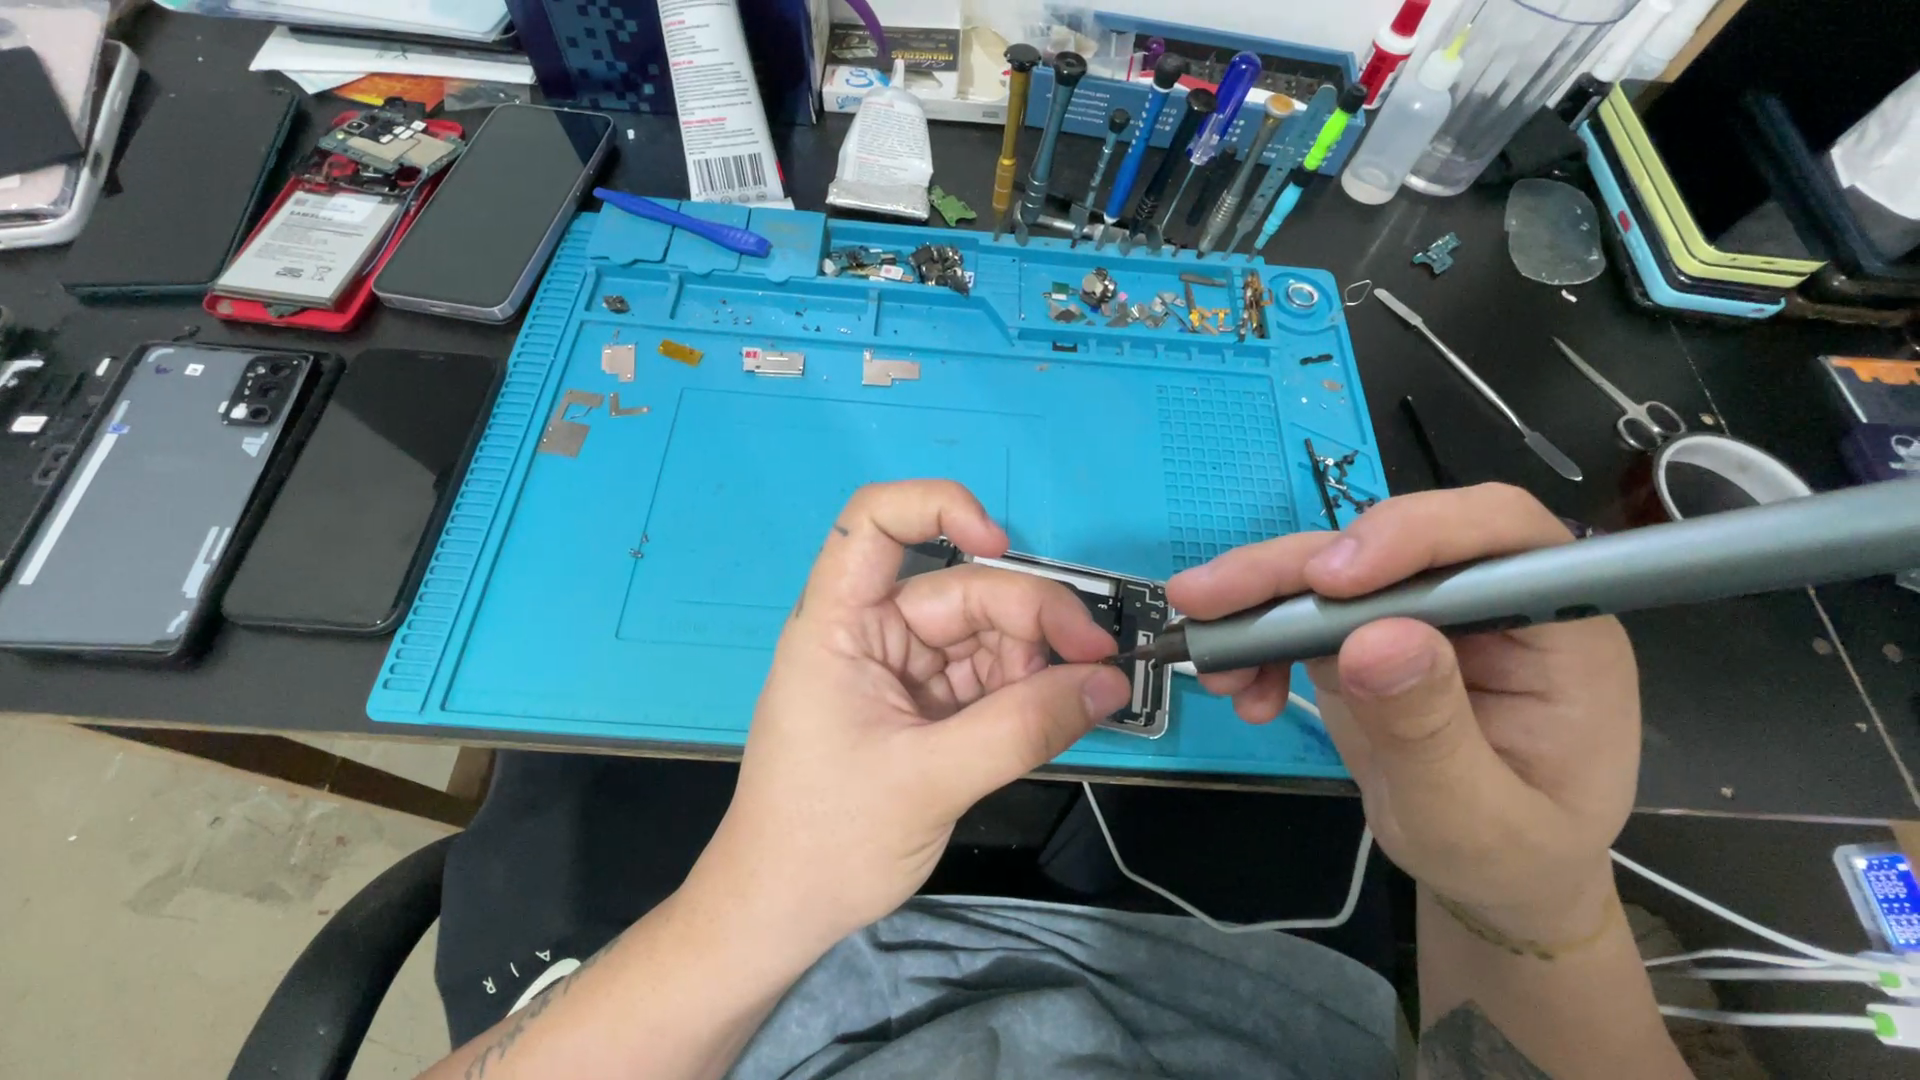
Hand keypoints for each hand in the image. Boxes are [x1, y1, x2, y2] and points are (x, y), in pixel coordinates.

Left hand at [696, 480, 1131, 944]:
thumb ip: (1022, 728)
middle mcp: (875, 634)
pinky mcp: (931, 709)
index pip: (873, 523)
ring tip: (1077, 702)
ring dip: (1038, 662)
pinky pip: (991, 680)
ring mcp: (906, 671)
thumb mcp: (928, 780)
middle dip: (1033, 618)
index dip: (936, 506)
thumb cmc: (826, 839)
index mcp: (840, 625)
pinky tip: (1060, 714)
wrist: (785, 911)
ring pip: (988, 636)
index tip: (999, 544)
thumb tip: (1107, 683)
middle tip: (1096, 663)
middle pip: (964, 591)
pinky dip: (1029, 694)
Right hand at [1166, 484, 1639, 937]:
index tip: (1329, 581)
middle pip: (1383, 544)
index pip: (1496, 535)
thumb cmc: (1506, 855)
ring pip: (1323, 572)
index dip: (1412, 534)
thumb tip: (1373, 639)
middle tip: (1203, 599)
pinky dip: (1254, 643)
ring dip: (1253, 606)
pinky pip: (1295, 614)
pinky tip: (1239, 690)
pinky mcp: (1361, 632)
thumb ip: (1430, 732)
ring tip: (1210, 665)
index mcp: (1553, 629)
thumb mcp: (1474, 818)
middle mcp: (1481, 601)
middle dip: (1288, 569)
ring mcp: (1415, 614)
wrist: (1483, 875)